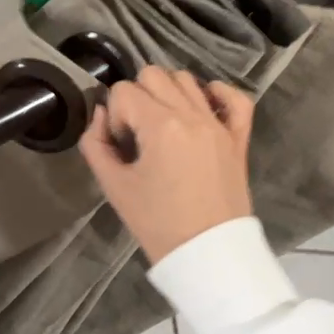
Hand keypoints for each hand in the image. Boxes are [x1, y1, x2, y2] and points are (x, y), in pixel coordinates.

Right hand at [80, 65, 256, 264]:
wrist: (210, 259)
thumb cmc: (159, 225)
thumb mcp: (114, 187)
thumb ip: (95, 144)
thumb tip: (100, 115)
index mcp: (161, 126)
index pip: (123, 92)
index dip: (115, 116)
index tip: (122, 147)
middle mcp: (191, 115)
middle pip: (153, 75)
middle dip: (137, 97)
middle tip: (138, 132)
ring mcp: (218, 125)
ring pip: (186, 79)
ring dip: (168, 92)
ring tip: (163, 123)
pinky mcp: (238, 138)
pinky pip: (236, 98)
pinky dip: (219, 93)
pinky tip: (202, 106)